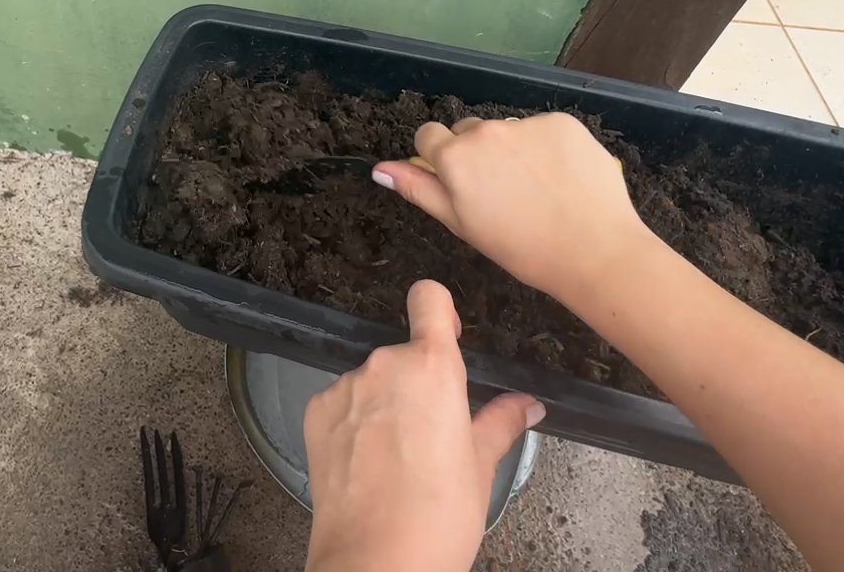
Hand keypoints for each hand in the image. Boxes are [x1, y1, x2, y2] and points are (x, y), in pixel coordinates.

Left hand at [302, 280, 543, 571]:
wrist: (376, 562)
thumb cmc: (438, 517)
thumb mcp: (480, 467)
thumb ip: (500, 422)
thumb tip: (527, 404)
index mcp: (432, 366)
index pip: (429, 298)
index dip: (439, 309)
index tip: (446, 332)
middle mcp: (385, 363)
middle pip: (404, 354)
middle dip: (417, 384)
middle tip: (431, 434)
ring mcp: (346, 384)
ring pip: (373, 381)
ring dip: (384, 404)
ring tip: (398, 458)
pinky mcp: (317, 408)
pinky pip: (343, 402)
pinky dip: (354, 422)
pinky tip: (367, 463)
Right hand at [371, 113, 651, 301]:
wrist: (596, 251)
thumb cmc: (521, 248)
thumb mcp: (461, 224)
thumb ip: (419, 189)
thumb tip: (380, 168)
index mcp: (454, 157)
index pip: (428, 136)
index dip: (440, 159)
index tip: (460, 182)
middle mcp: (485, 131)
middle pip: (468, 131)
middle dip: (476, 153)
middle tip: (501, 192)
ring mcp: (525, 124)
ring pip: (506, 130)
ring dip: (511, 149)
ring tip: (536, 188)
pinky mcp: (562, 122)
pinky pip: (542, 129)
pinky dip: (547, 148)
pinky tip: (561, 178)